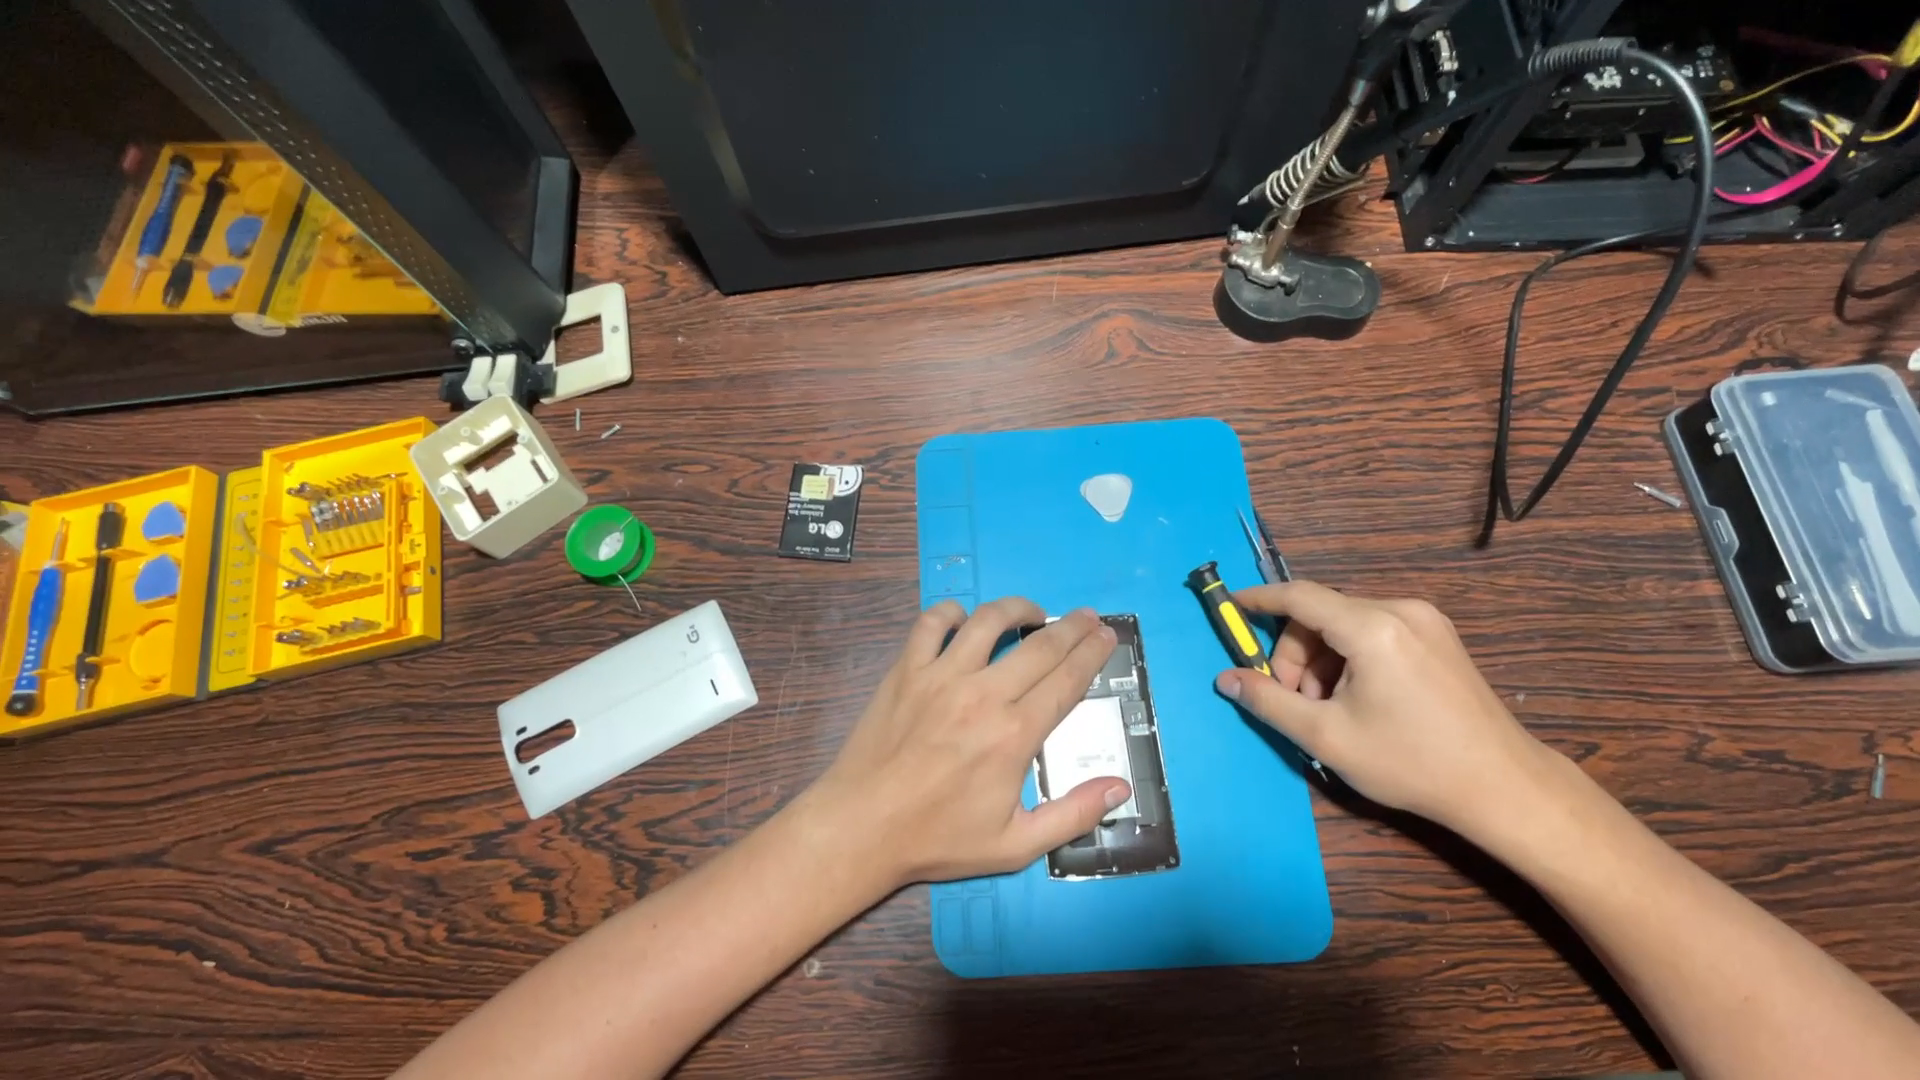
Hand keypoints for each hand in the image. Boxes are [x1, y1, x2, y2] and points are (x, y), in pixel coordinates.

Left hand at [804, 599, 1129, 887]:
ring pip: (987, 621)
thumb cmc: (938, 838)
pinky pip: (930, 624)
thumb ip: (1073, 814)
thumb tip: (1120, 786)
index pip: (1067, 680)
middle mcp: (982, 694)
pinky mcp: (905, 670)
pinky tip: (964, 619)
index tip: (1107, 636)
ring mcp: (940, 676)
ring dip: (1017, 608)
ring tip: (1033, 612)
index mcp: (1014, 734)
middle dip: (1072, 627)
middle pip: (1040, 646)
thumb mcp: (1016, 845)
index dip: (1092, 654)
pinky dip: (951, 612)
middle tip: (1088, 618)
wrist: (861, 827)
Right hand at [1215, 581, 1557, 836]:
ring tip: (1327, 709)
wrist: (1503, 786)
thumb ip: (1268, 701)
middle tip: (1295, 702)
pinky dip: (1350, 659)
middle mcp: (1400, 610)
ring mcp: (1425, 621)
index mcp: (1372, 628)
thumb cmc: (1410, 761)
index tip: (1230, 606)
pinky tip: (1356, 700)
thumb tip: (1224, 679)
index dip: (1259, 600)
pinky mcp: (1438, 637)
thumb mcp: (1326, 737)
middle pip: (1321, 614)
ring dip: (1321, 661)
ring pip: (1346, 624)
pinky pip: (1374, 632)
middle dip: (1295, 656)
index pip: (1299, 597)